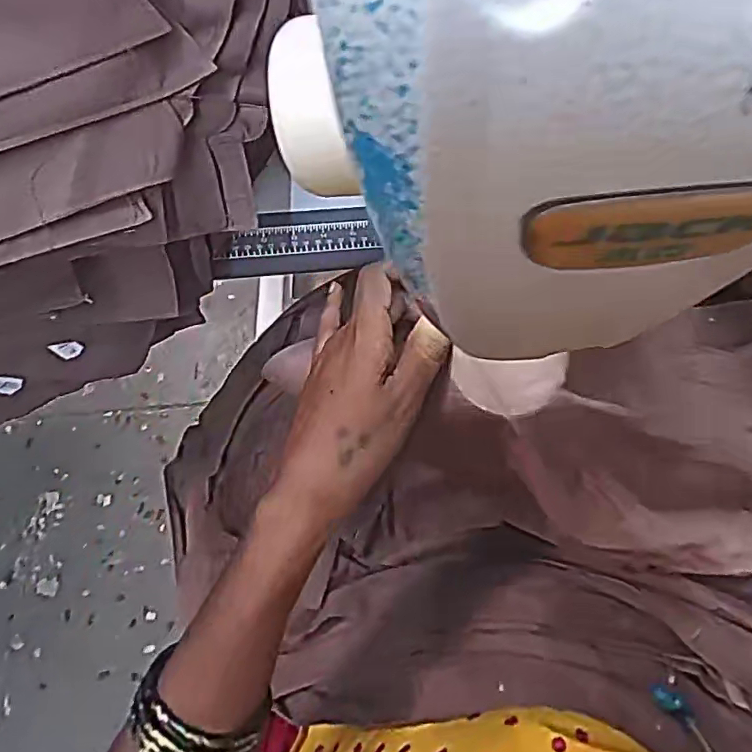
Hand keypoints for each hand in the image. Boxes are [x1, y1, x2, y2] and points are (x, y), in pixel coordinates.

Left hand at [261, 264, 450, 531]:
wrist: (309, 483)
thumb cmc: (359, 444)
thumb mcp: (403, 400)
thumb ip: (424, 351)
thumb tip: (442, 311)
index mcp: (362, 335)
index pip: (377, 277)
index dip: (405, 268)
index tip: (434, 273)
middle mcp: (340, 335)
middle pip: (372, 295)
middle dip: (406, 293)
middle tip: (439, 307)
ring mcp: (326, 353)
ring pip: (359, 313)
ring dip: (387, 310)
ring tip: (416, 314)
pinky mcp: (320, 371)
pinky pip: (335, 328)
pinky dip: (345, 312)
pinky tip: (337, 298)